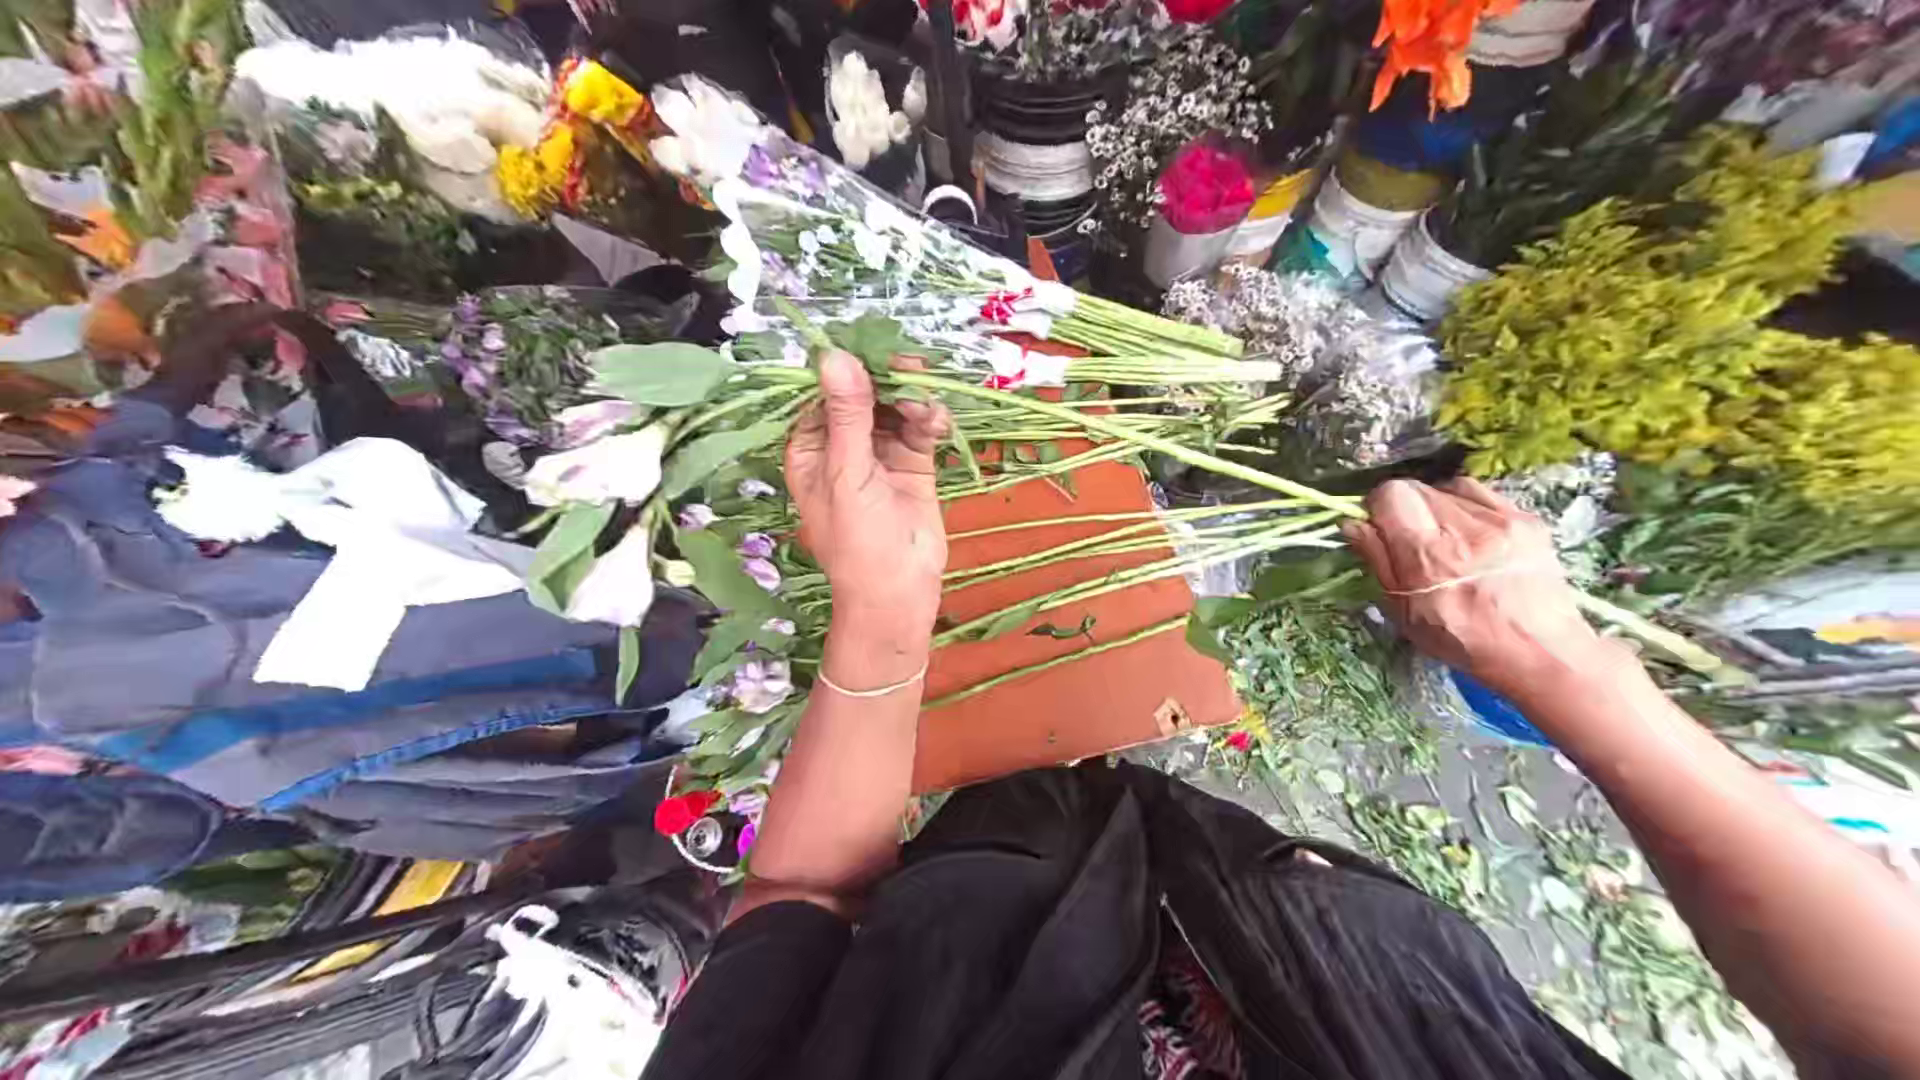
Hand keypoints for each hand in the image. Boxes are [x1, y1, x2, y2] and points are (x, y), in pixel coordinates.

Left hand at [785, 351, 949, 643]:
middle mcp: (844, 445)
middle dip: (886, 379)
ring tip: (925, 404)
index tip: (871, 345)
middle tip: (910, 366)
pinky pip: (919, 430)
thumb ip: (847, 414)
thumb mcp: (848, 473)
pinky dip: (929, 419)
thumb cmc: (859, 540)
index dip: (847, 368)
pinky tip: (937, 420)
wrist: (899, 592)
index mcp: (811, 447)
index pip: (824, 393)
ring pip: (894, 409)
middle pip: (863, 395)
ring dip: (911, 399)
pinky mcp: (912, 464)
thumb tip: (835, 355)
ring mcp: (879, 454)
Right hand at [1343, 478, 1611, 702]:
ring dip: (1433, 504)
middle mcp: (1464, 529)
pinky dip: (1463, 504)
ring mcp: (1501, 521)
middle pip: (1416, 487)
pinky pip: (1479, 493)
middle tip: (1407, 535)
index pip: (1392, 495)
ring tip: (1439, 533)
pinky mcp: (1526, 519)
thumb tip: (1352, 524)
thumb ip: (1376, 559)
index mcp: (1427, 554)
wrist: (1539, 651)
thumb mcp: (1400, 608)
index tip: (1379, 528)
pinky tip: (1466, 530)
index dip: (1377, 507)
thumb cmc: (1459, 638)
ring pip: (1446, 487)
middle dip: (1402, 506)